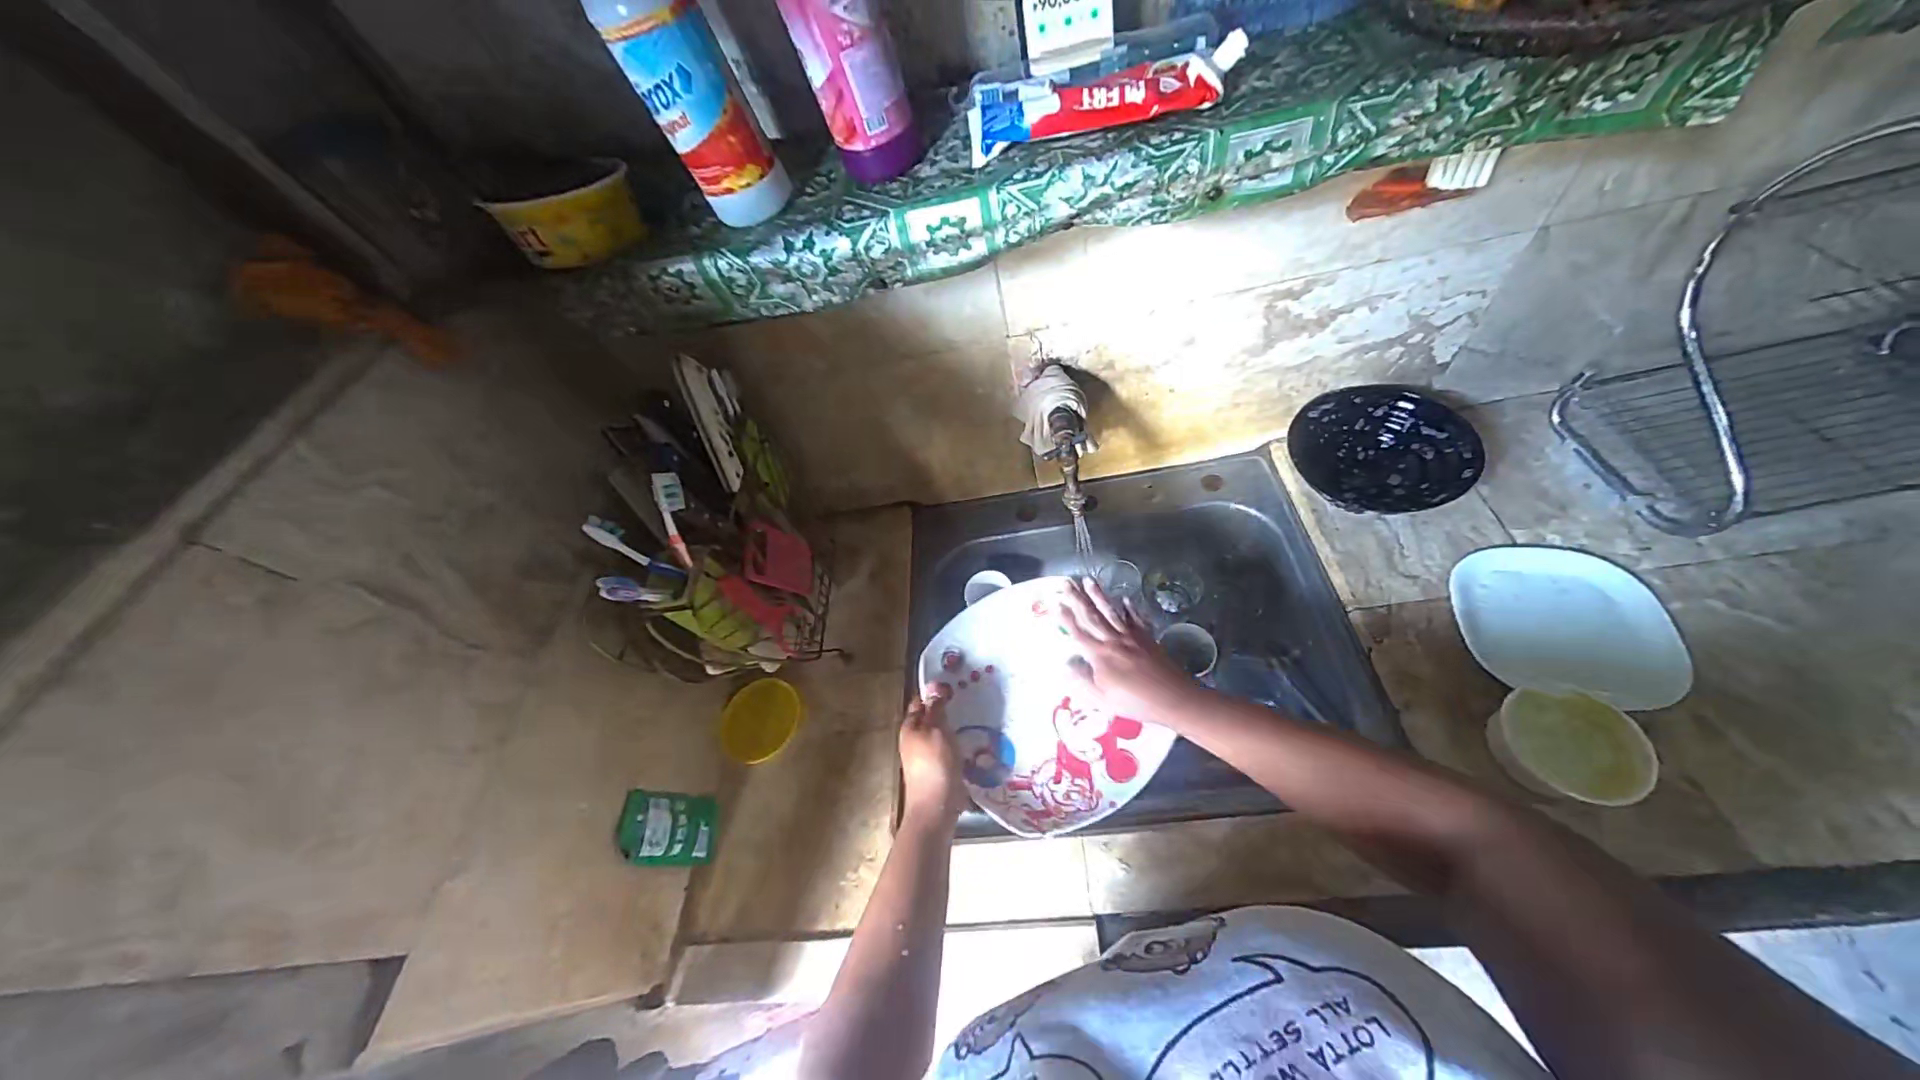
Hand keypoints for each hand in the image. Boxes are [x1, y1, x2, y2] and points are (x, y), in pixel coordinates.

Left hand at [899, 684, 965, 821]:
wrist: (936, 807)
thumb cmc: (935, 763)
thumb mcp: (937, 729)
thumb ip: (936, 708)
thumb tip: (933, 686)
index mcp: (910, 727)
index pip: (919, 701)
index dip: (934, 692)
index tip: (955, 687)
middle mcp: (914, 740)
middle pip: (930, 719)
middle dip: (947, 711)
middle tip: (969, 703)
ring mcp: (925, 758)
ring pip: (941, 736)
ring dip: (955, 730)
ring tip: (975, 722)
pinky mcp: (938, 771)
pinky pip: (949, 752)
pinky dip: (959, 747)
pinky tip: (973, 747)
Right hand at [1058, 577, 1202, 720]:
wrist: (1174, 698)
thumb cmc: (1136, 702)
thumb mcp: (1103, 699)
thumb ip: (1084, 681)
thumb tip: (1066, 665)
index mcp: (1100, 656)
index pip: (1078, 632)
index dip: (1065, 617)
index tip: (1055, 602)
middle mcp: (1114, 641)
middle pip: (1092, 616)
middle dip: (1077, 598)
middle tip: (1066, 582)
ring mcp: (1132, 637)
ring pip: (1111, 612)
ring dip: (1098, 595)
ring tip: (1088, 580)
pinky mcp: (1147, 638)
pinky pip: (1136, 619)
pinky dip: (1130, 608)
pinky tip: (1125, 599)